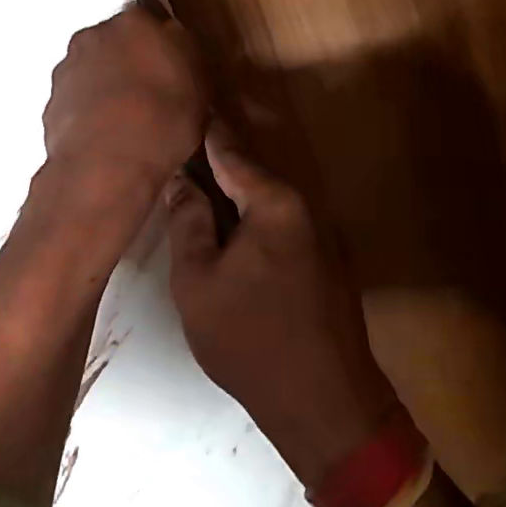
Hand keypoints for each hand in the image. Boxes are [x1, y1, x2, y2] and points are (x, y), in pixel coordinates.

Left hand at [43, 9, 205, 193]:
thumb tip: (173, 41)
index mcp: (134, 22)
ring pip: (93, 74)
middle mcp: (93, 37)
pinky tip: (109, 141)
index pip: (150, 22)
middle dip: (130, 65)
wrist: (108, 163)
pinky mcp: (51, 107)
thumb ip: (185, 52)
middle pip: (115, 45)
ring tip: (131, 126)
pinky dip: (90, 116)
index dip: (162, 48)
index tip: (173, 73)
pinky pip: (78, 106)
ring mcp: (67, 72)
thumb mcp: (200, 83)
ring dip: (108, 91)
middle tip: (153, 98)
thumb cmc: (163, 118)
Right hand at [165, 127, 400, 488]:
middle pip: (253, 171)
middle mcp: (305, 207)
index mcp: (275, 202)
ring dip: (235, 193)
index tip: (185, 108)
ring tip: (197, 187)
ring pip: (267, 200)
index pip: (232, 150)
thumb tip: (181, 181)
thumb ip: (188, 223)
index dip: (205, 130)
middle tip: (180, 150)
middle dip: (218, 160)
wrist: (323, 398)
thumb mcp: (198, 281)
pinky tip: (230, 231)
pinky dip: (254, 219)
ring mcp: (321, 235)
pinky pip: (281, 225)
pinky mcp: (325, 261)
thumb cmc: (249, 339)